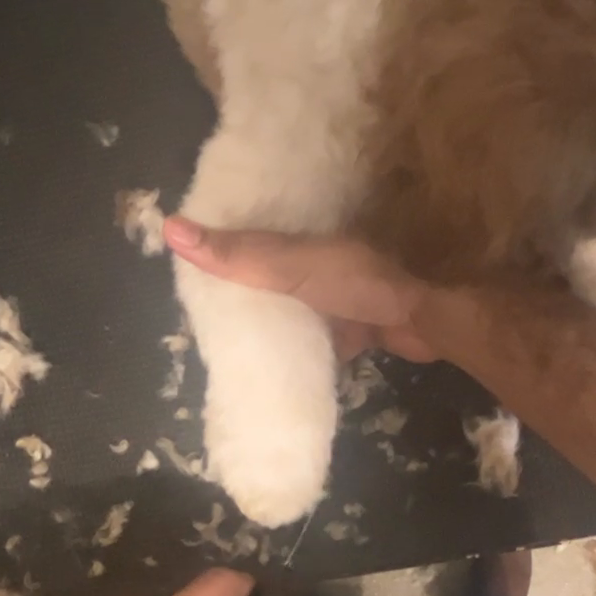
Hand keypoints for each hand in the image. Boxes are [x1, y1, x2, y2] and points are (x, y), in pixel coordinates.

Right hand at [163, 216, 441, 362]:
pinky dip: (300, 351)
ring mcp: (337, 300)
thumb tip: (170, 228)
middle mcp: (318, 265)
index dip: (217, 245)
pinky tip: (274, 367)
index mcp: (302, 239)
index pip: (248, 235)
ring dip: (270, 322)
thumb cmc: (361, 285)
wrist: (425, 322)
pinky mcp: (353, 331)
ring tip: (228, 340)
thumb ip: (243, 255)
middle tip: (201, 310)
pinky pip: (317, 340)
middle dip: (241, 290)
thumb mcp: (295, 267)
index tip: (183, 263)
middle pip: (269, 277)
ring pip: (293, 310)